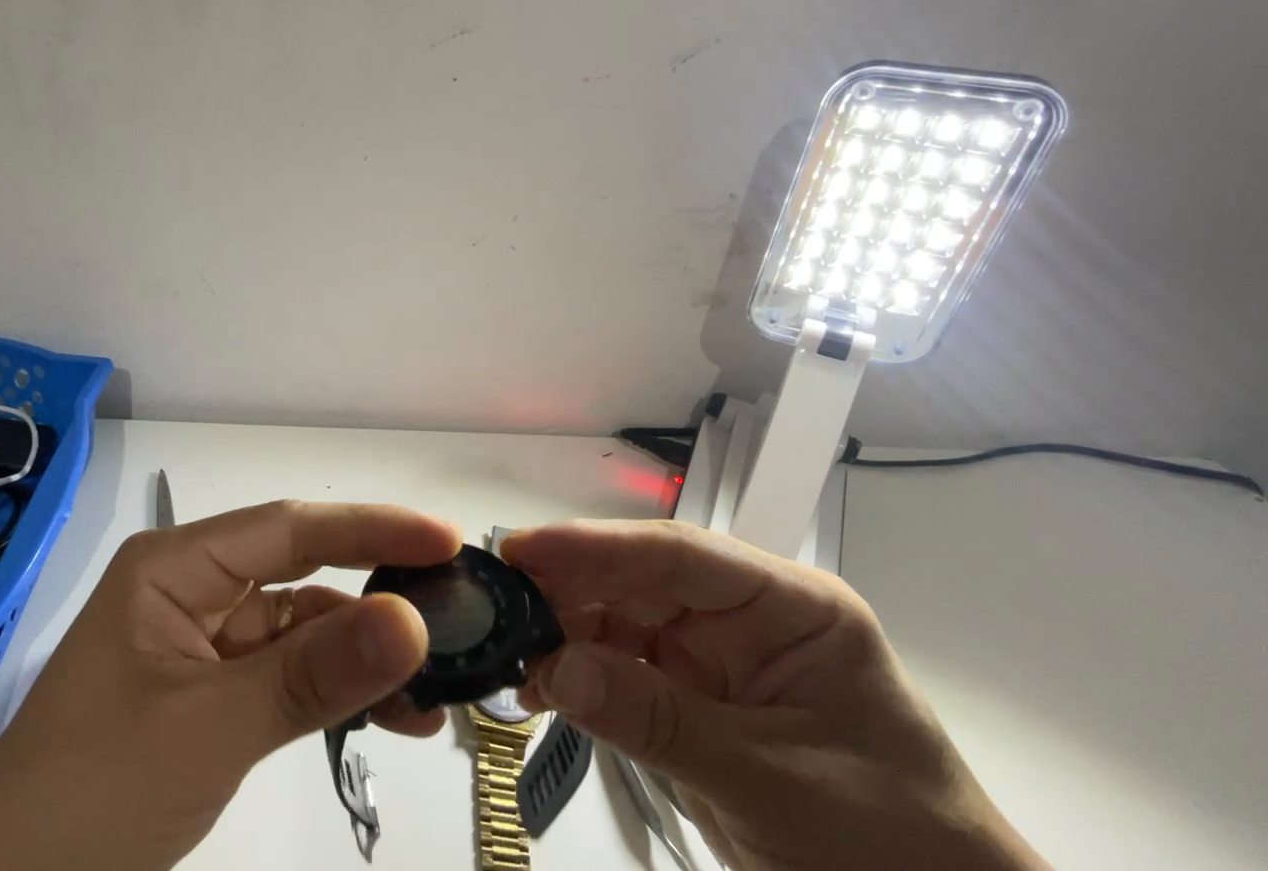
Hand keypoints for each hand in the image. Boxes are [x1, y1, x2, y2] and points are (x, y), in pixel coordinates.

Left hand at [0, 500, 459, 870]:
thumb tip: (415, 620)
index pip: (288, 527)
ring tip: (440, 689)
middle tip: (460, 613)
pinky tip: (396, 714)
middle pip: (302, 574)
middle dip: (377, 594)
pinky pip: (291, 676)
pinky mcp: (214, 694)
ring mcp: (204, 645)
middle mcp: (192, 592)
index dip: (371, 527)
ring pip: (303, 630)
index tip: (448, 539)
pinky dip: (340, 691)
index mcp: (173, 568)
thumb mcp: (211, 727)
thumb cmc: (94, 790)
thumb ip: (313, 674)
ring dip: (367, 655)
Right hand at [502, 519, 1048, 870]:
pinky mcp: (691, 701)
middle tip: (496, 606)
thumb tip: (553, 671)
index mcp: (790, 608)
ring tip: (509, 658)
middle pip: (639, 582)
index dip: (597, 546)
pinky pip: (620, 672)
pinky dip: (576, 680)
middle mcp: (745, 619)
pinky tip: (538, 693)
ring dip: (563, 637)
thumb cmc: (891, 846)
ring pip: (619, 622)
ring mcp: (715, 660)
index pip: (680, 556)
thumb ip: (659, 723)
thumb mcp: (772, 783)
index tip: (523, 549)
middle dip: (567, 590)